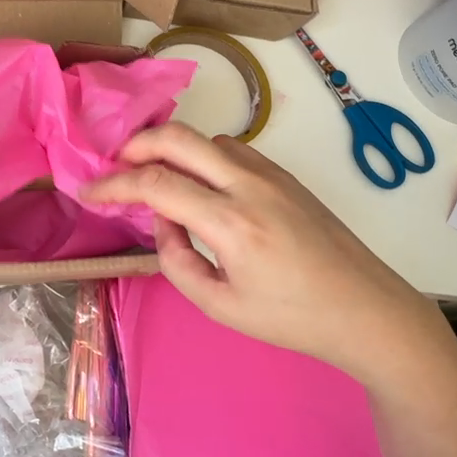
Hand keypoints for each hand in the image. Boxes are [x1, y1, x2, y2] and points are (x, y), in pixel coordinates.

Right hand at [83, 124, 448, 378]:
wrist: (368, 311)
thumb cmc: (293, 318)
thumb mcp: (220, 306)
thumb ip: (177, 262)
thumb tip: (164, 223)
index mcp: (231, 223)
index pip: (155, 185)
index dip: (113, 185)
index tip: (88, 193)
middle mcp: (249, 185)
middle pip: (178, 137)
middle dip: (136, 145)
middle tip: (114, 166)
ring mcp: (271, 174)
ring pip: (205, 139)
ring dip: (171, 150)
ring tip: (153, 178)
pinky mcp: (286, 176)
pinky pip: (231, 150)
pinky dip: (202, 157)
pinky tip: (200, 186)